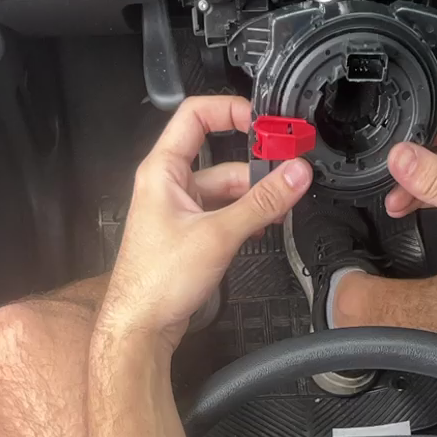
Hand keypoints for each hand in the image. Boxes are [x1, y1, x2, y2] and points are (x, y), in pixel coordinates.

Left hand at [99, 96, 312, 345]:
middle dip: (256, 168)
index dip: (231, 111)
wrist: (142, 326)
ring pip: (226, 191)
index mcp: (163, 170)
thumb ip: (262, 203)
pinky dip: (245, 218)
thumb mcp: (218, 235)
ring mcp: (180, 212)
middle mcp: (169, 186)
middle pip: (221, 159)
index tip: (264, 123)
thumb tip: (293, 173)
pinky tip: (263, 227)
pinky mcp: (190, 236)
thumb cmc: (156, 281)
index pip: (196, 116)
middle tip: (288, 172)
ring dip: (254, 198)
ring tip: (282, 207)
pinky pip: (223, 215)